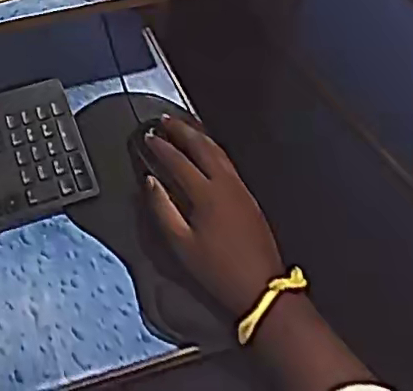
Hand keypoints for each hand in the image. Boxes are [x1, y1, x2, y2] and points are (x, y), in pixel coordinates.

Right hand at [140, 115, 283, 313]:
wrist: (264, 292)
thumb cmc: (218, 269)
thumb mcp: (181, 244)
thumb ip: (162, 208)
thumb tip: (149, 180)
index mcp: (207, 194)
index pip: (179, 161)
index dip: (161, 147)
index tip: (148, 137)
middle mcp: (225, 185)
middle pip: (202, 147)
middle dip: (182, 130)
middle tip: (165, 120)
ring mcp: (240, 189)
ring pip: (218, 152)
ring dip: (199, 135)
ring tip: (184, 127)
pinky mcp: (249, 197)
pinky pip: (227, 162)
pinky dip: (212, 148)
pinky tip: (206, 149)